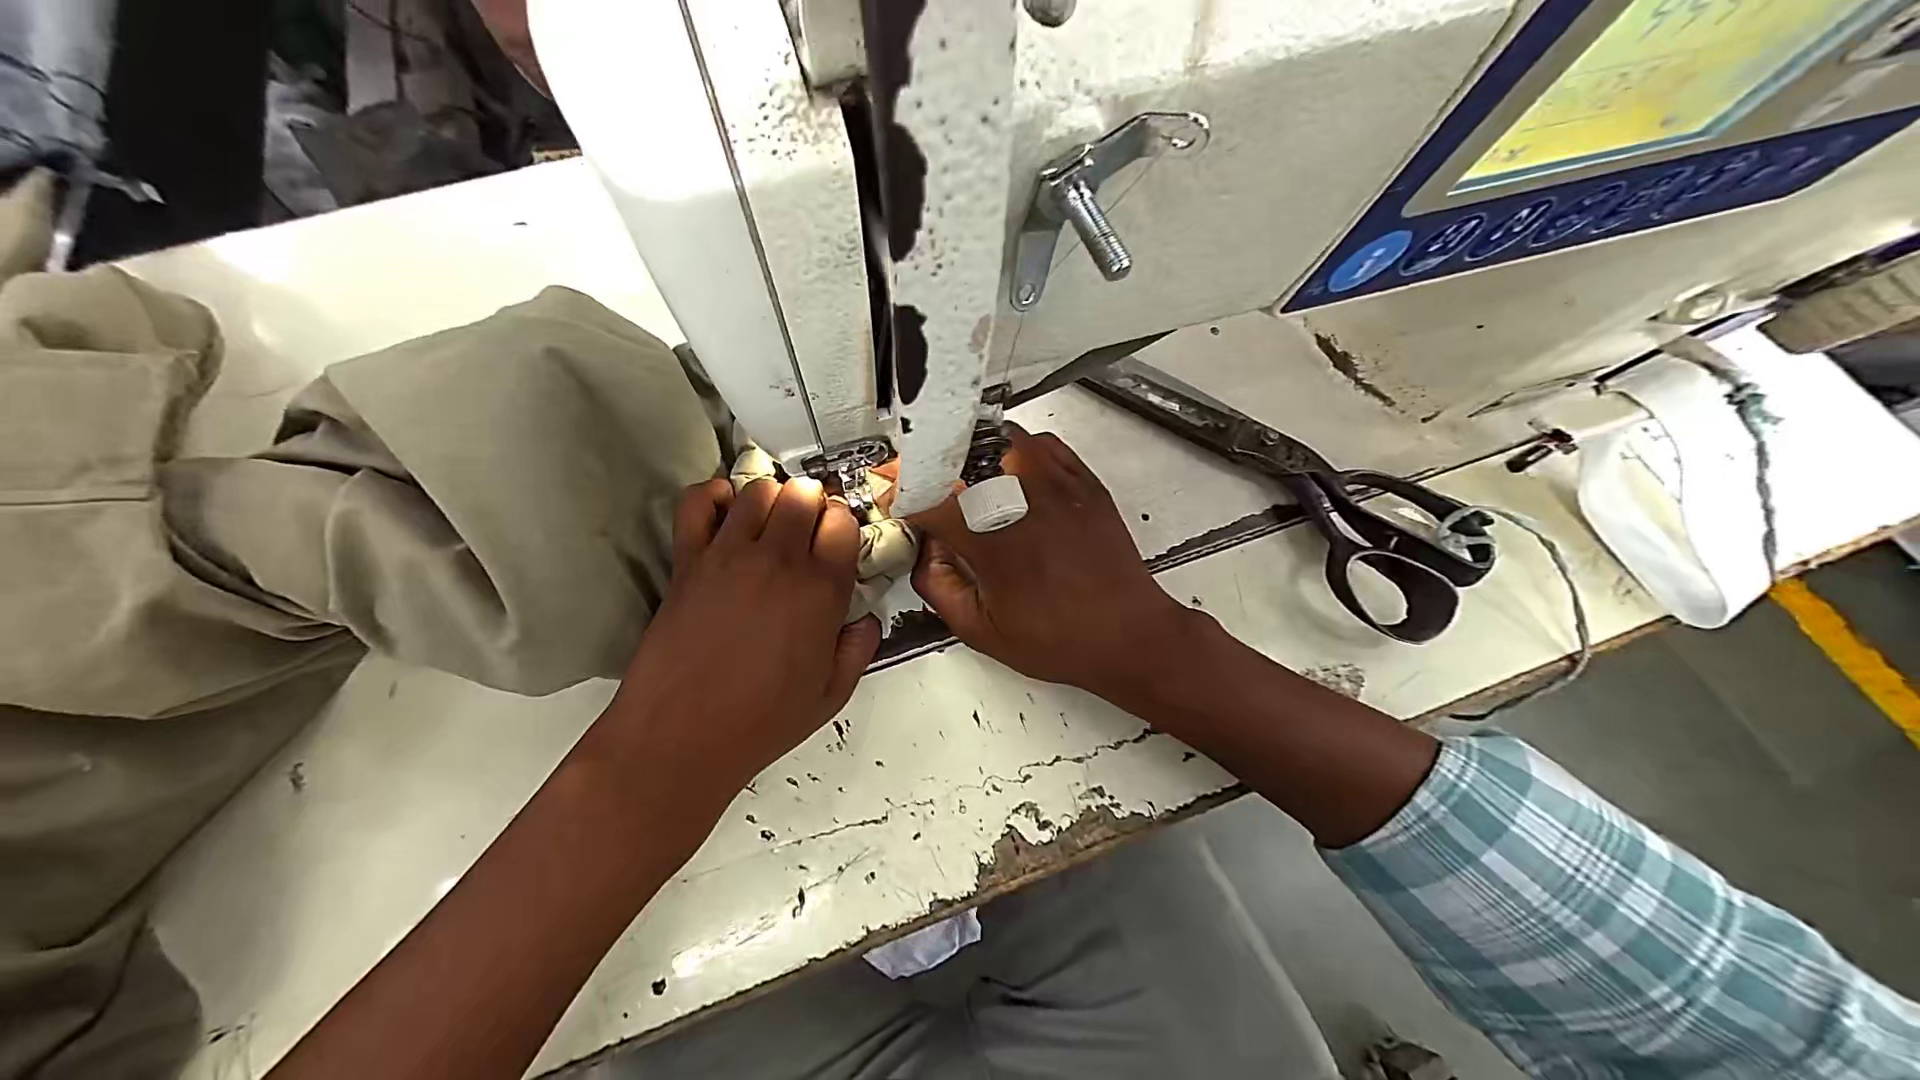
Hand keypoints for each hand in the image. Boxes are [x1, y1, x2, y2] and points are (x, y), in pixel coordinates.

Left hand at [607, 478, 880, 798]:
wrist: (682, 736)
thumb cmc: (756, 721)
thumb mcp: (831, 695)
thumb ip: (858, 649)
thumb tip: (865, 621)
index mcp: (821, 591)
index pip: (843, 521)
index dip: (844, 527)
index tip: (839, 542)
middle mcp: (778, 563)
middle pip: (803, 494)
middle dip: (812, 503)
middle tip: (809, 528)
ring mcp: (729, 556)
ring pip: (758, 489)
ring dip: (772, 498)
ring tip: (771, 523)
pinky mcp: (689, 562)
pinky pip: (698, 502)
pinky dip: (714, 496)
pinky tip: (726, 514)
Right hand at [908, 428, 1205, 703]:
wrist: (1127, 632)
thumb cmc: (1066, 635)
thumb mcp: (980, 628)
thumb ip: (936, 584)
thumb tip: (926, 550)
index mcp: (988, 535)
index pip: (924, 491)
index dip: (900, 492)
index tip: (897, 496)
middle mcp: (1021, 497)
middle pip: (957, 451)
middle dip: (932, 469)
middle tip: (931, 490)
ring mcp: (1055, 482)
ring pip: (996, 437)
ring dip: (974, 456)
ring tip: (972, 487)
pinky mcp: (1081, 480)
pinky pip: (1038, 444)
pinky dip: (1016, 455)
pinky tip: (1013, 483)